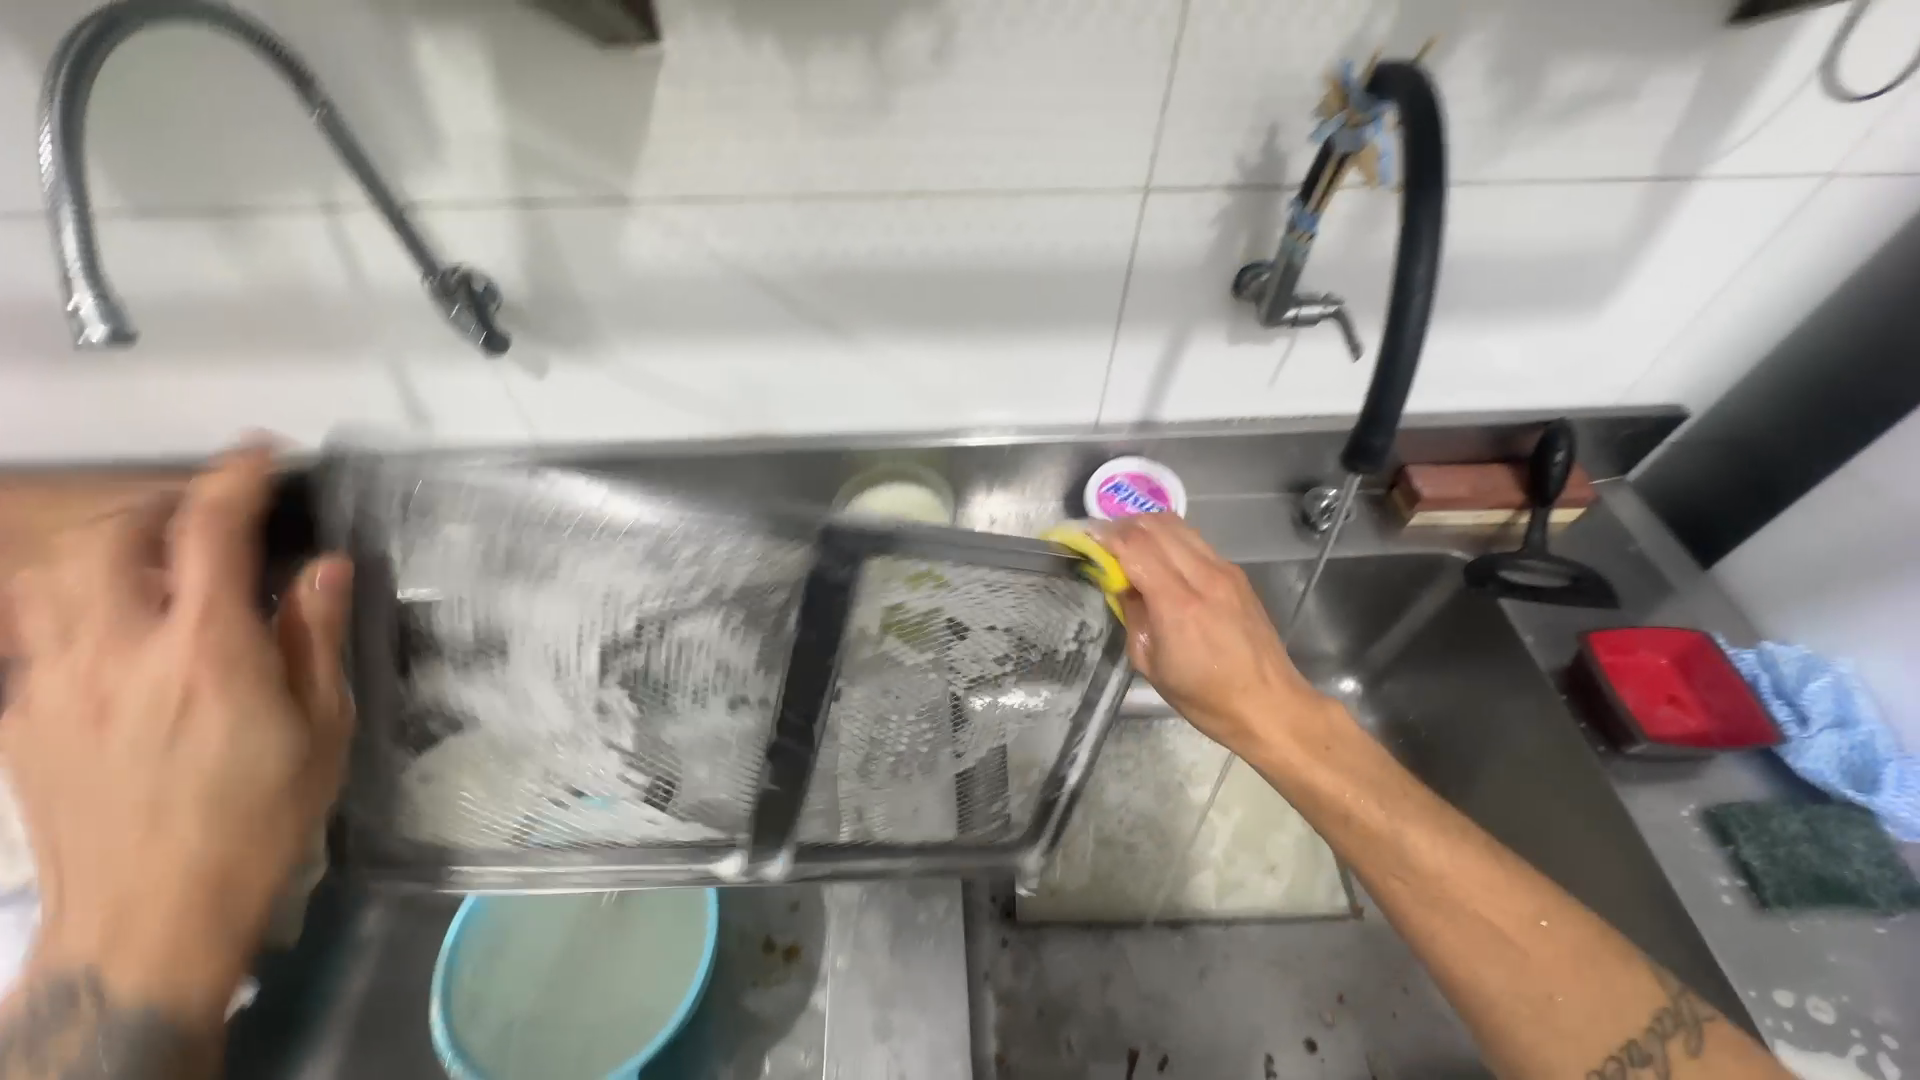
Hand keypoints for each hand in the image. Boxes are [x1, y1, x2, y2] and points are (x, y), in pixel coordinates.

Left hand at [0, 447, 351, 1021]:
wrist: (151, 911)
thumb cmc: (263, 817)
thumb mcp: (324, 726)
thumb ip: (315, 636)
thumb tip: (324, 567)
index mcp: (209, 652)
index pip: (212, 533)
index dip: (235, 478)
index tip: (261, 454)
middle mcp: (120, 651)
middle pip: (109, 537)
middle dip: (158, 505)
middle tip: (204, 513)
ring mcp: (54, 682)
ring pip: (51, 575)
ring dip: (103, 547)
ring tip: (149, 558)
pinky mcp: (19, 714)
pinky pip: (30, 629)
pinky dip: (71, 602)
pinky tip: (110, 626)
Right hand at [1095, 514, 1338, 757]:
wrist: (1268, 703)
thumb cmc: (1204, 697)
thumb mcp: (1149, 664)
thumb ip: (1132, 615)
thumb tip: (1121, 584)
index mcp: (1177, 604)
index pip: (1134, 546)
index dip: (1103, 536)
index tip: (1083, 539)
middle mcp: (1203, 576)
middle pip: (1154, 524)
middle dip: (1120, 526)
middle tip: (1101, 542)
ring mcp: (1224, 570)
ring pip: (1177, 524)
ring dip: (1145, 528)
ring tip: (1127, 546)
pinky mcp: (1236, 573)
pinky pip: (1194, 540)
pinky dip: (1168, 539)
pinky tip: (1158, 560)